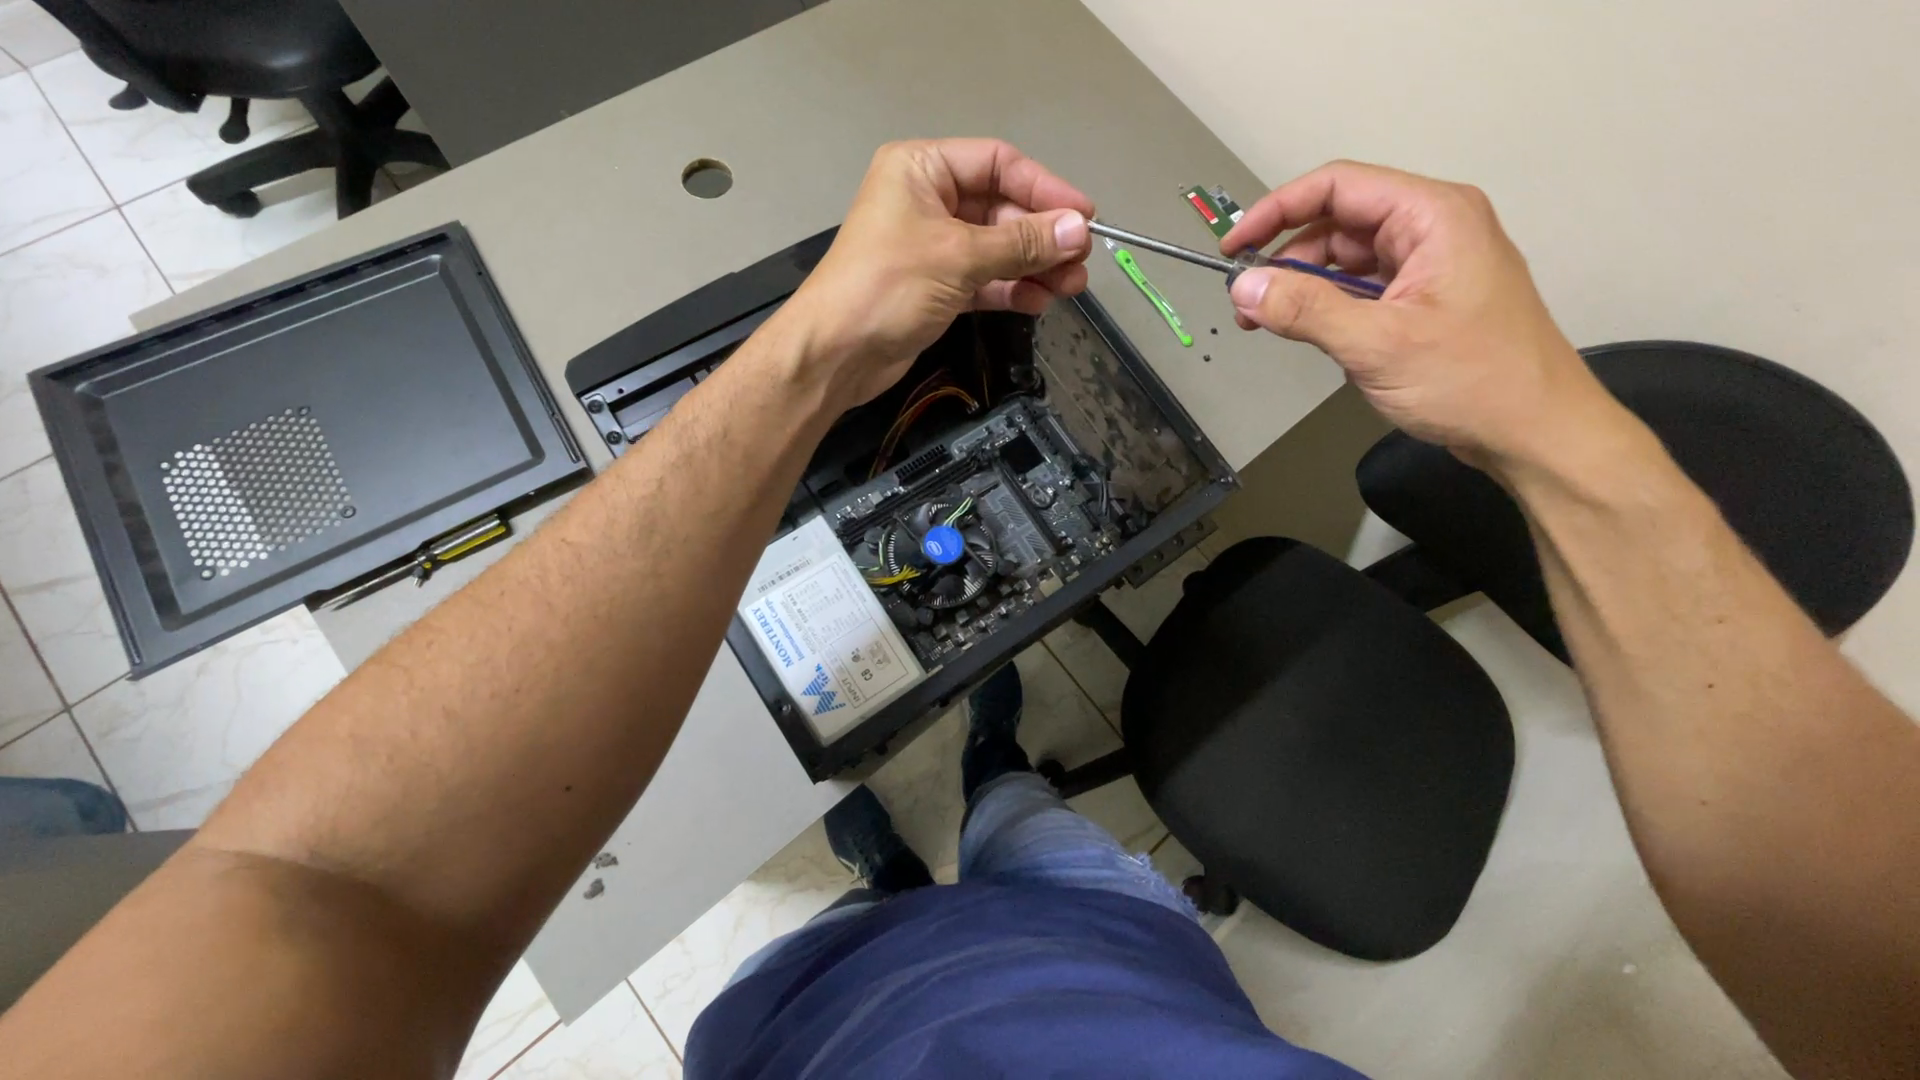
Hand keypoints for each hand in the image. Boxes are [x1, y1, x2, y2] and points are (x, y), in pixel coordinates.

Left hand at [778, 138, 1094, 408]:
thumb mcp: (959, 257)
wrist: (836, 354)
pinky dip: (1010, 289)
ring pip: (996, 248)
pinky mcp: (935, 286)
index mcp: (922, 169)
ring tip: (1071, 287)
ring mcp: (932, 246)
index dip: (1044, 189)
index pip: (998, 163)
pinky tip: (1039, 302)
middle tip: (1081, 262)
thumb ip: (1021, 244)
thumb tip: (1078, 231)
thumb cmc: (889, 287)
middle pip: (1001, 208)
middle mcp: (927, 200)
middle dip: (1043, 236)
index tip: (1084, 216)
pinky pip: (984, 279)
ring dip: (1034, 266)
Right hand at [1220, 161, 1621, 468]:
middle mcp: (1431, 228)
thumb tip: (1242, 287)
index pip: (1338, 186)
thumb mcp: (1377, 344)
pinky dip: (1325, 306)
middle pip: (1337, 222)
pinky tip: (1303, 330)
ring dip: (1301, 286)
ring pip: (1345, 258)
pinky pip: (1361, 288)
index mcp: (1432, 216)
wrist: (1536, 432)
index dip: (1276, 210)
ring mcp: (1428, 265)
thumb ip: (1305, 310)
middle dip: (1285, 257)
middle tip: (1245, 301)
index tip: (1232, 247)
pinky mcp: (1422, 300)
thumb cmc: (1472, 381)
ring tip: (1264, 322)